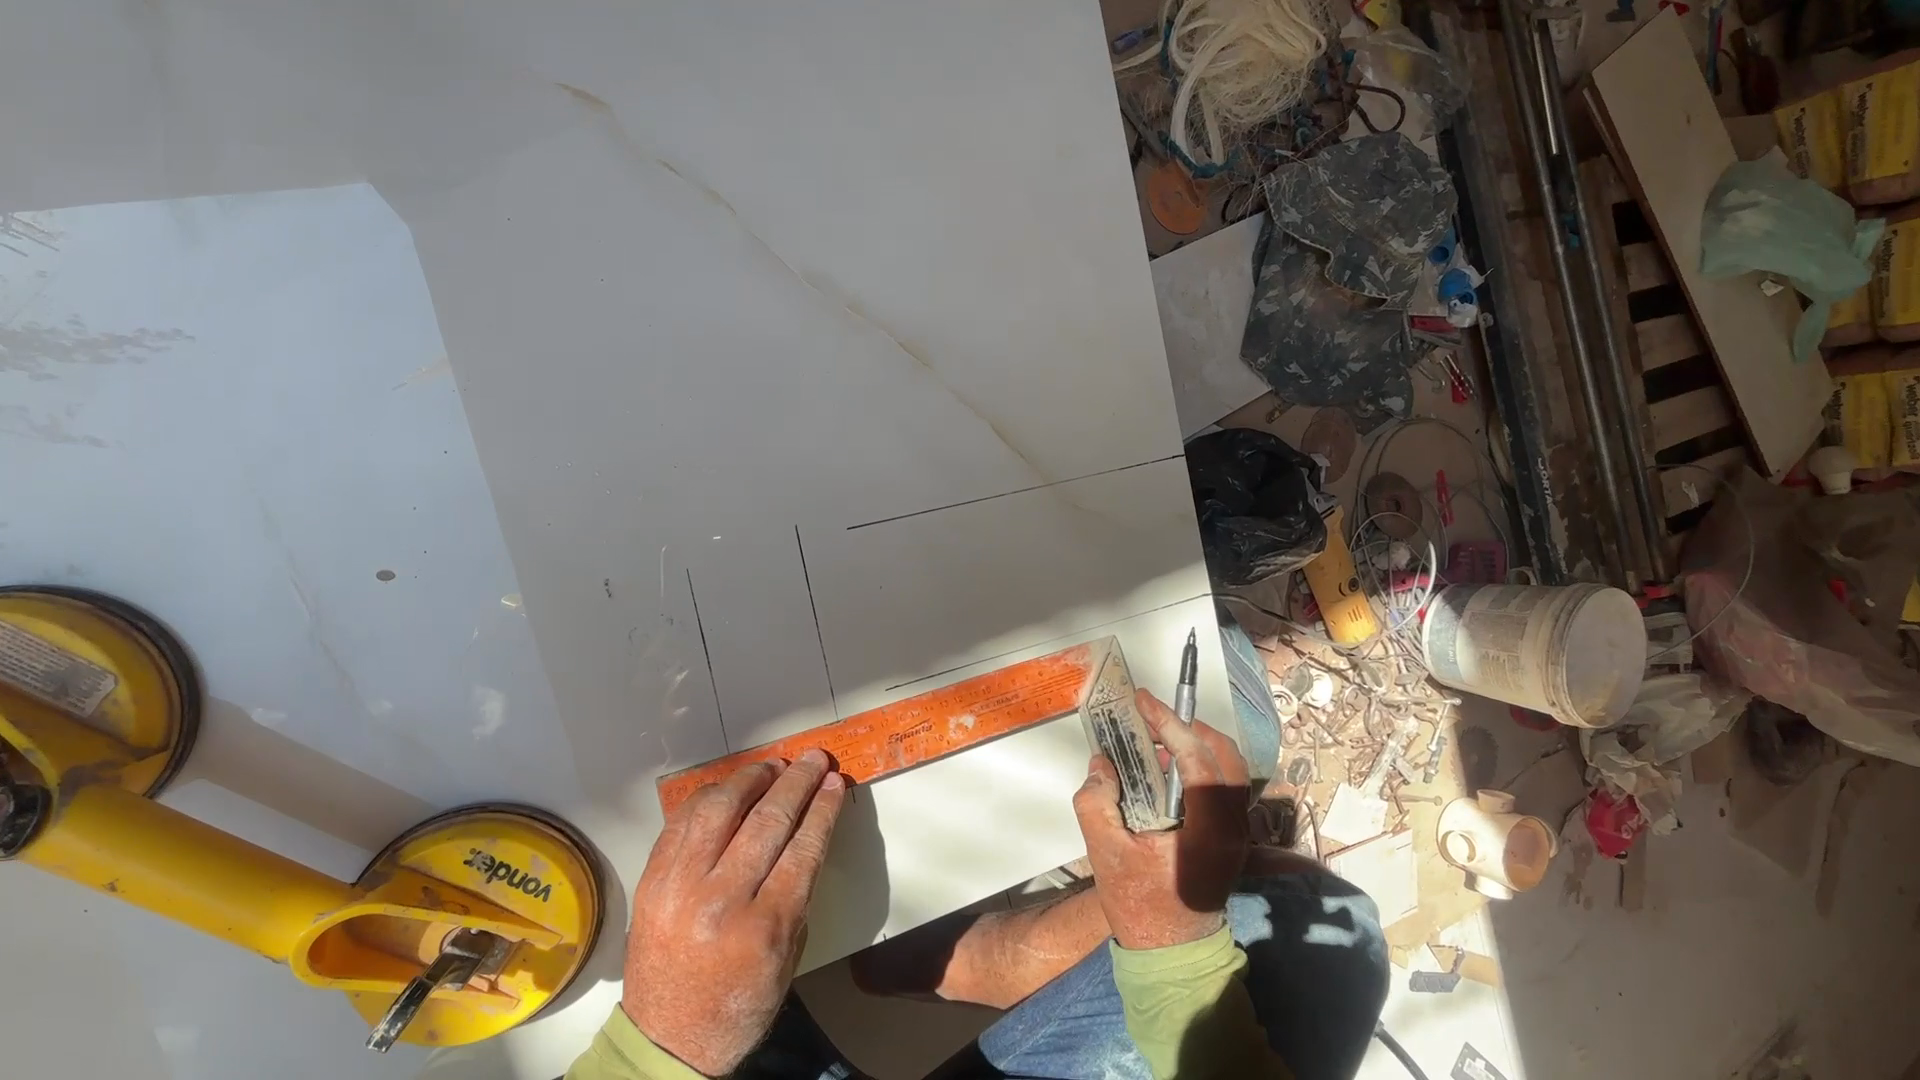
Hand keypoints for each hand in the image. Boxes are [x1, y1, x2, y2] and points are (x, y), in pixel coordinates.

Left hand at [623, 749, 846, 1075]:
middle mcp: (720, 900)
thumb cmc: (738, 1004)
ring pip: (720, 809)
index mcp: (763, 927)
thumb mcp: (788, 957)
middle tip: (813, 760)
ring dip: (751, 779)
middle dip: (796, 783)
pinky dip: (709, 796)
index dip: (822, 807)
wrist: (665, 1039)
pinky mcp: (652, 880)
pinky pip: (682, 821)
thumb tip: (807, 831)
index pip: (802, 848)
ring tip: (772, 766)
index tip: (834, 782)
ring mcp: (679, 886)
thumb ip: (797, 895)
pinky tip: (730, 788)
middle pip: (767, 821)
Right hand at [1073, 689, 1248, 950]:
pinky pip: (1221, 783)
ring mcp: (1236, 831)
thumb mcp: (1104, 853)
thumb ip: (1096, 802)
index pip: (1198, 761)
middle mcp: (1232, 826)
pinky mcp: (1228, 834)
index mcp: (1208, 831)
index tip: (1144, 701)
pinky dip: (1197, 762)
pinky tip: (1164, 764)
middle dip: (1189, 726)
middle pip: (1225, 756)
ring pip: (1227, 767)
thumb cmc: (1139, 905)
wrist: (1170, 951)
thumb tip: (1102, 763)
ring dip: (1194, 743)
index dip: (1171, 724)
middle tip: (1152, 714)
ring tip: (1155, 734)